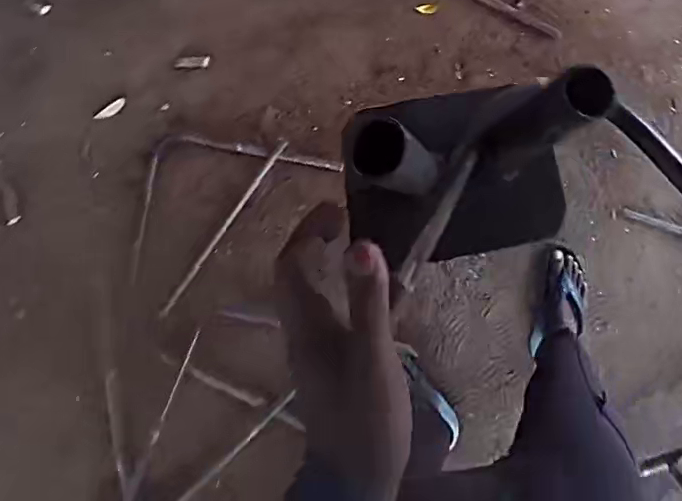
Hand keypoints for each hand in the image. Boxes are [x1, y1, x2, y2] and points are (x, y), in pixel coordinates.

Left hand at [274, 203, 409, 500]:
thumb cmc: (364, 417)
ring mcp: (318, 350)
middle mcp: (304, 331)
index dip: (306, 231)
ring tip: (371, 253)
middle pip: (299, 276)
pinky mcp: (335, 366)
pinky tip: (391, 300)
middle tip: (346, 222)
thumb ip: (369, 300)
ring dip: (337, 269)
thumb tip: (362, 243)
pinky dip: (357, 299)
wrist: (356, 483)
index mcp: (305, 323)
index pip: (290, 264)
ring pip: (319, 296)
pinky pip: (339, 318)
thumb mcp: (372, 355)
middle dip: (317, 243)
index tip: (333, 209)